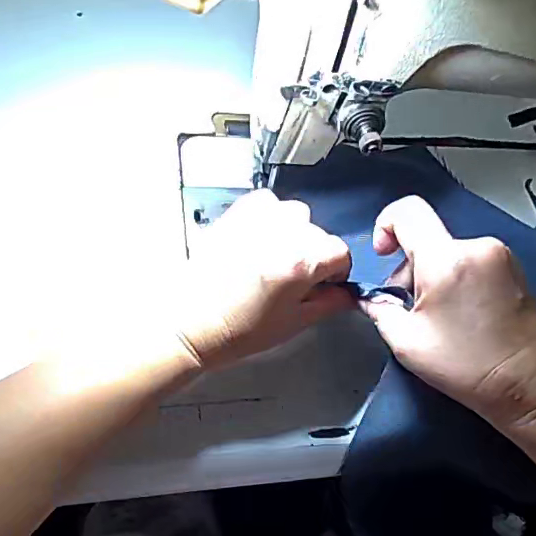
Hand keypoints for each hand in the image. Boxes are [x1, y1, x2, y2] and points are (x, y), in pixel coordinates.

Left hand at [168, 189, 354, 369]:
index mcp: (302, 260)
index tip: (325, 284)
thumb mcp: (294, 323)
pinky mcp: (237, 213)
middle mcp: (282, 232)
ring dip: (291, 236)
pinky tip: (257, 246)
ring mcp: (258, 219)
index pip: (341, 253)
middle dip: (312, 256)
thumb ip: (329, 303)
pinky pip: (268, 206)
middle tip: (291, 283)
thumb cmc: (233, 328)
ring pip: (295, 217)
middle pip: (319, 235)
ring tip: (270, 265)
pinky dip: (269, 221)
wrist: (190, 323)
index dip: (335, 273)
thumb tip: (345, 293)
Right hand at [360, 196, 535, 429]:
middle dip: (410, 268)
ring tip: (439, 317)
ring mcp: (499, 254)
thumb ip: (379, 309)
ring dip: (434, 276)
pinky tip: (461, 315)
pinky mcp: (513, 267)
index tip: (383, 255)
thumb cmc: (467, 364)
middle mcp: (476, 246)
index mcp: (446, 259)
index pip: (406, 212)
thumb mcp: (406, 342)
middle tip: (411, 309)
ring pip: (448, 252)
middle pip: (427, 239)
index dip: (385, 227)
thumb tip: (371, 297)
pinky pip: (470, 261)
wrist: (529, 382)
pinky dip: (456, 279)